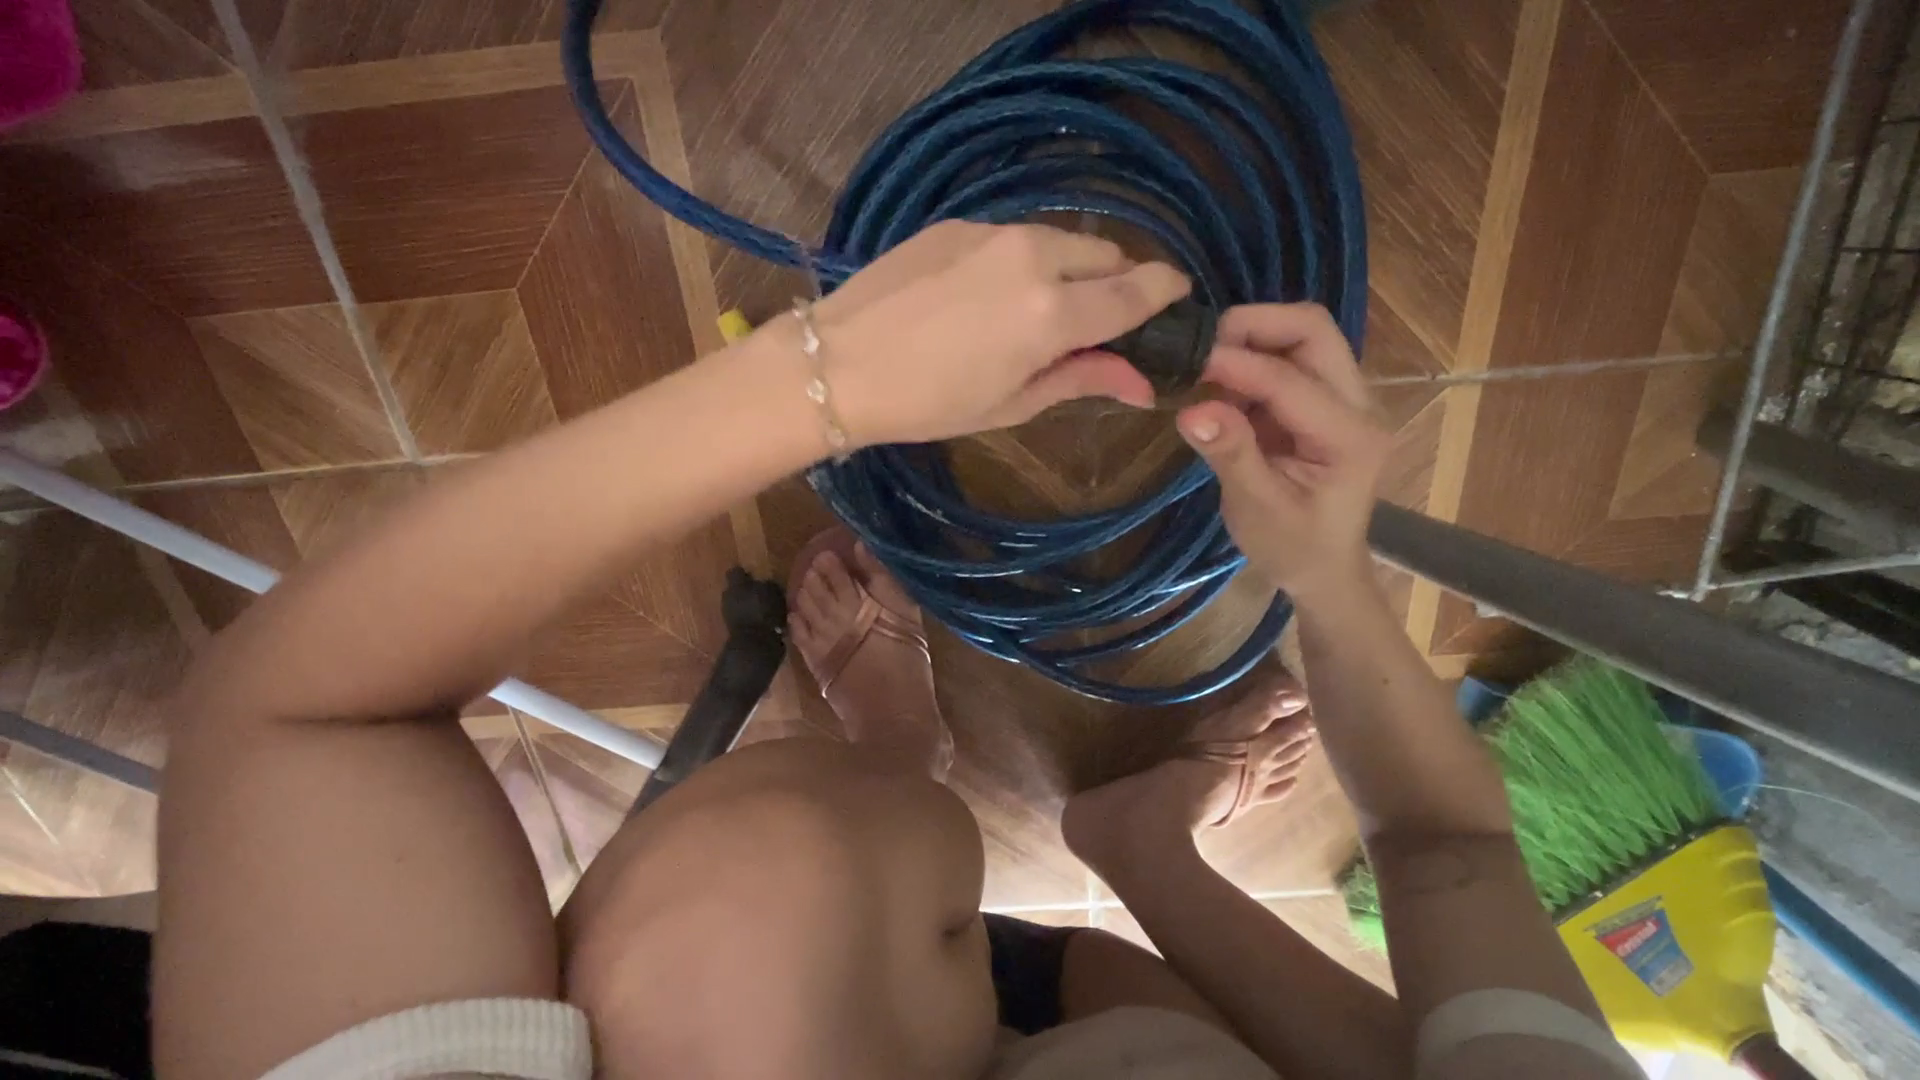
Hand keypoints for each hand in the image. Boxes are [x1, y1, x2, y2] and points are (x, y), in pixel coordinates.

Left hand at [805, 221, 1189, 445]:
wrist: (838, 365)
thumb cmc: (928, 404)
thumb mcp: (1012, 403)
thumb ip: (1083, 380)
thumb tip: (1144, 385)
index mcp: (1053, 312)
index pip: (1137, 291)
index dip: (1166, 295)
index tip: (1176, 303)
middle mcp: (1034, 257)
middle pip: (1107, 256)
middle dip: (1117, 285)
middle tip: (1097, 324)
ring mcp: (994, 233)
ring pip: (1063, 241)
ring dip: (1072, 269)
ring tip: (1040, 312)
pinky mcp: (959, 223)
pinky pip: (1016, 236)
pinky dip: (1026, 261)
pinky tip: (991, 296)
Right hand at [1175, 304, 1388, 605]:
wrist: (1324, 569)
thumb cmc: (1294, 548)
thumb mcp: (1257, 509)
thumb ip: (1231, 454)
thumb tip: (1191, 411)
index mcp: (1351, 435)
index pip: (1290, 379)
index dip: (1236, 363)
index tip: (1185, 361)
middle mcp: (1358, 404)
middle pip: (1312, 330)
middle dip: (1254, 326)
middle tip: (1200, 347)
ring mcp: (1342, 399)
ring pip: (1301, 337)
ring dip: (1251, 341)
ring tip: (1204, 369)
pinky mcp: (1320, 402)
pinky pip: (1287, 360)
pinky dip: (1249, 361)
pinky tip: (1218, 386)